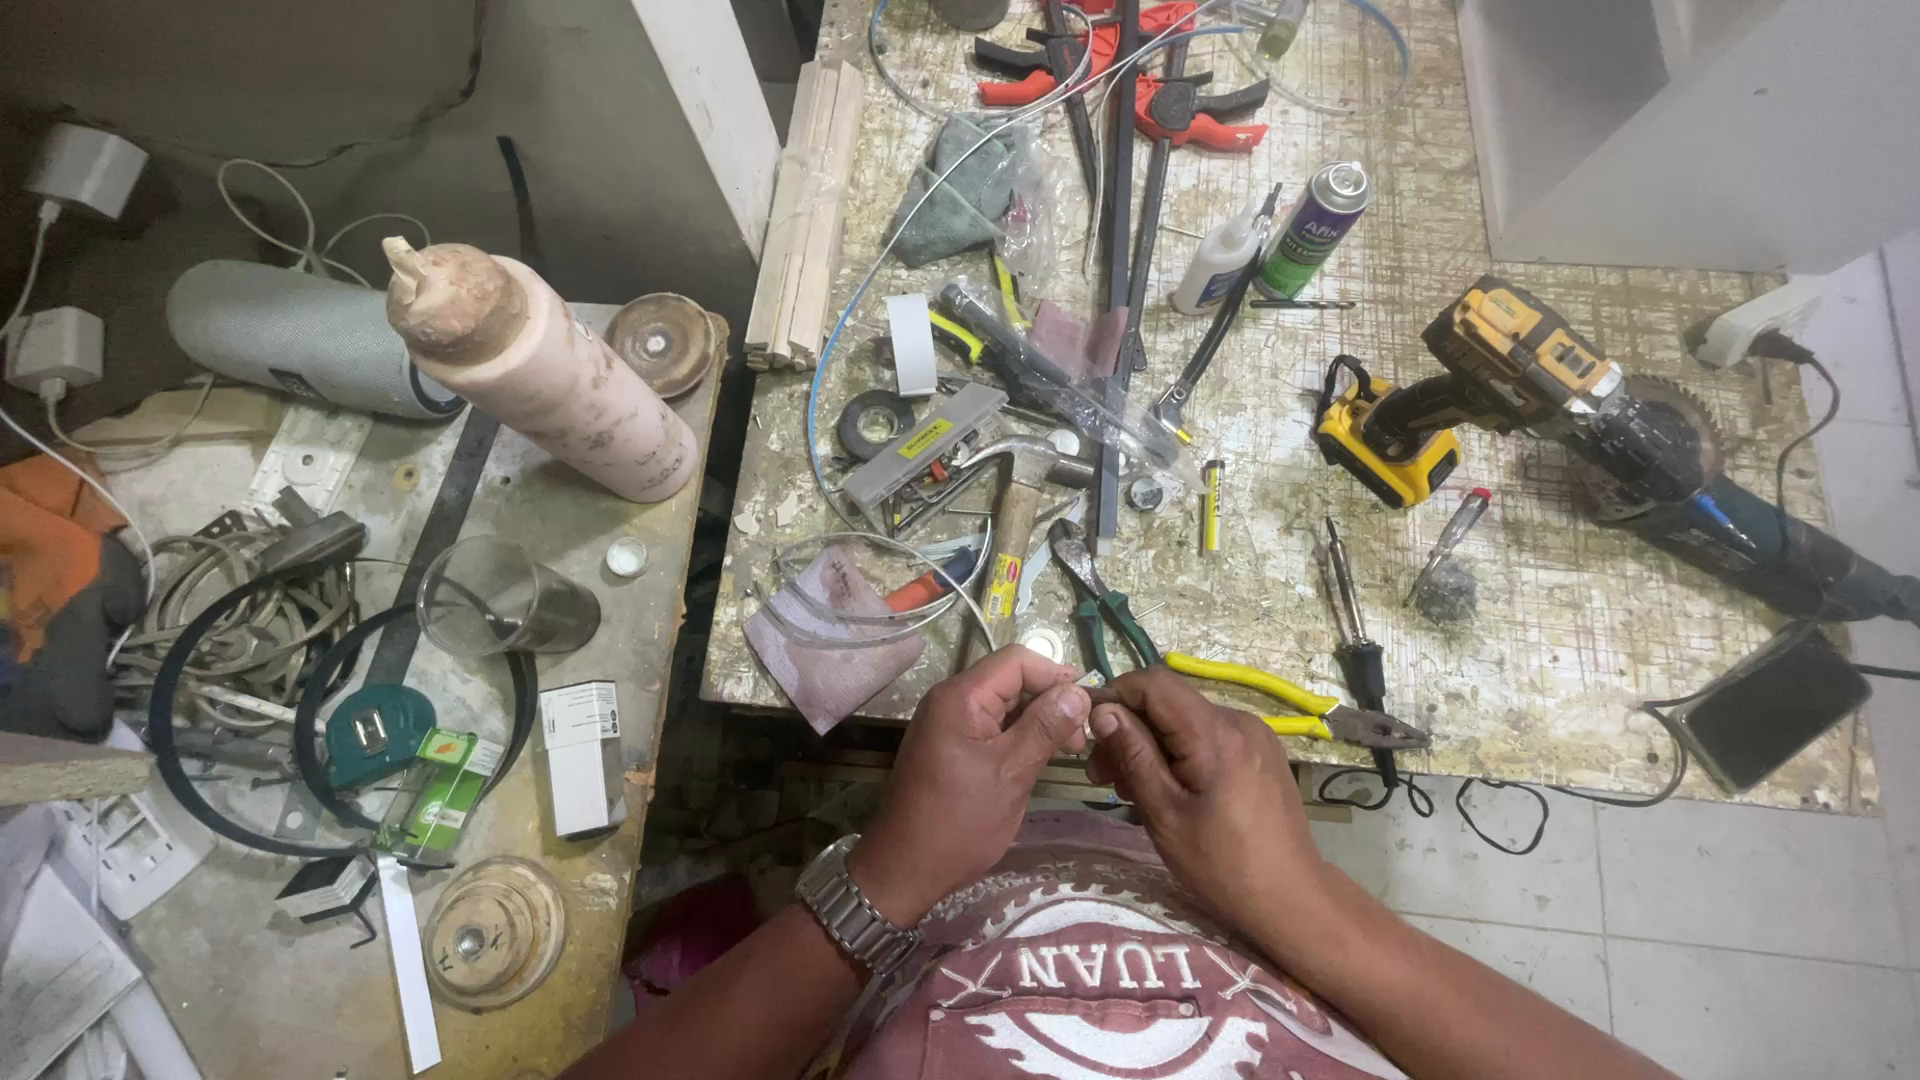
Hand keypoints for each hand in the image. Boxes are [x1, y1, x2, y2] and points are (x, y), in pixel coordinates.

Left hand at [846, 646, 1089, 924]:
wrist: (904, 869)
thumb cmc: (959, 822)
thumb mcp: (1011, 773)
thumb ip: (1045, 727)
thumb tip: (1078, 692)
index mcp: (960, 696)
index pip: (1016, 660)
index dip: (1055, 676)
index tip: (1086, 708)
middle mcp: (950, 698)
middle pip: (1010, 678)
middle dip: (1049, 699)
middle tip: (1079, 739)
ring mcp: (947, 721)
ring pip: (1003, 702)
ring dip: (1037, 718)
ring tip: (1066, 750)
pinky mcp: (950, 742)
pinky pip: (990, 723)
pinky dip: (1018, 733)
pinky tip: (1039, 755)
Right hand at [1085, 666, 1331, 932]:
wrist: (1294, 902)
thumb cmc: (1223, 865)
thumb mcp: (1165, 813)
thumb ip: (1133, 754)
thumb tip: (1102, 711)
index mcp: (1216, 733)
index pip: (1155, 683)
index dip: (1116, 696)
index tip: (1090, 730)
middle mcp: (1239, 720)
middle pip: (1168, 702)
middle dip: (1128, 728)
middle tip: (1101, 774)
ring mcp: (1253, 734)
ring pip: (1184, 719)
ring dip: (1150, 744)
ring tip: (1128, 788)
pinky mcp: (1259, 750)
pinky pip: (1205, 735)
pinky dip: (1176, 752)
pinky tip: (1164, 787)